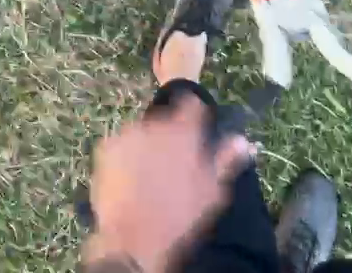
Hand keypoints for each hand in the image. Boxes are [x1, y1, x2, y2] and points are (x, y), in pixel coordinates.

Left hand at [85, 93, 251, 272]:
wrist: (133, 246)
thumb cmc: (179, 220)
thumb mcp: (211, 193)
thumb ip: (227, 160)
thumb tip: (244, 140)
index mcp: (185, 131)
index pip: (192, 104)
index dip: (194, 115)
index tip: (194, 131)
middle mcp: (157, 124)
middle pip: (166, 119)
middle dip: (169, 136)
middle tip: (172, 165)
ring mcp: (129, 134)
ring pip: (143, 131)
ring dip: (148, 144)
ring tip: (149, 175)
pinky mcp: (107, 146)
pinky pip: (121, 143)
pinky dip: (126, 154)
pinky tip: (130, 178)